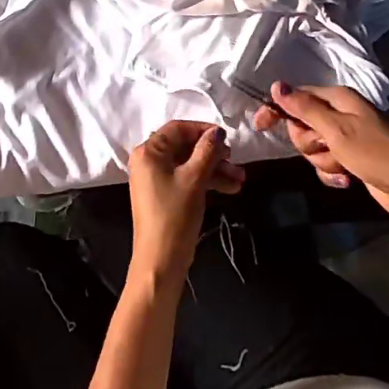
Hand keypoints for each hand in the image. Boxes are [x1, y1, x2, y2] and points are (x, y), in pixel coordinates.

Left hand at [126, 120, 244, 281]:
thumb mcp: (195, 179)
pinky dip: (206, 181)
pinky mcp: (164, 194)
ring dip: (215, 169)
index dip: (203, 130)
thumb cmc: (175, 214)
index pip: (177, 128)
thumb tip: (217, 132)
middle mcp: (148, 160)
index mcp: (149, 151)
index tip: (227, 138)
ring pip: (189, 164)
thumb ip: (207, 151)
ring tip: (240, 180)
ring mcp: (155, 178)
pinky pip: (187, 179)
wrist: (161, 259)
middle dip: (213, 154)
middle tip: (236, 161)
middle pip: (185, 147)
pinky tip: (230, 188)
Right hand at [254, 83, 388, 228]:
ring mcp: (344, 138)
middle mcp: (339, 115)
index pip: (295, 97)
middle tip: (327, 147)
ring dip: (323, 161)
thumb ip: (304, 108)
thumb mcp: (336, 129)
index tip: (259, 125)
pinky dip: (332, 174)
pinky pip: (324, 165)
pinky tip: (347, 180)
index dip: (277, 110)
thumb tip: (276, 86)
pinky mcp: (349, 160)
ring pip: (311, 148)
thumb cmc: (376, 152)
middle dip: (308, 142)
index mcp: (337, 99)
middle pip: (301, 126)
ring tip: (344, 166)